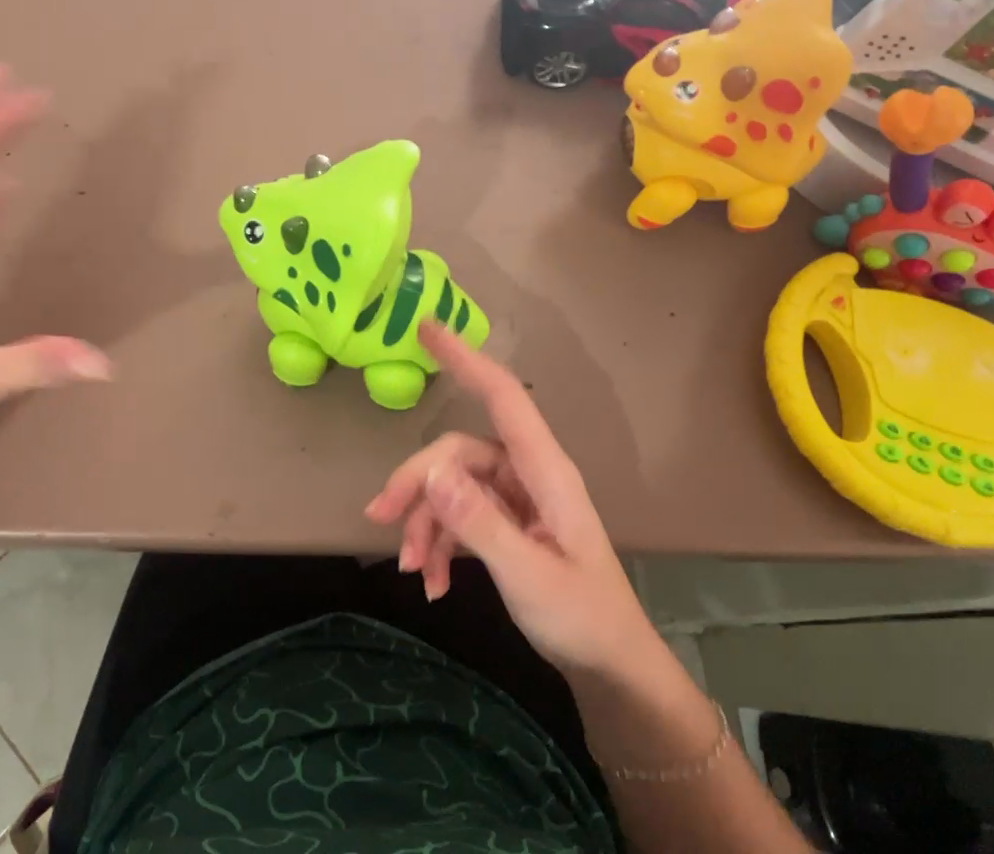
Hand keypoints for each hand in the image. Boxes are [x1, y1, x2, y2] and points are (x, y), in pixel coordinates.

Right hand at [366, 322, 655, 674]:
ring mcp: (515, 502)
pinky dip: (440, 545)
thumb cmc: (583, 618)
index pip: (503, 397)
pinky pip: (459, 518)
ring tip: (415, 572)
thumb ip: (479, 524)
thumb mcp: (528, 575)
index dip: (465, 359)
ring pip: (451, 488)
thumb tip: (431, 471)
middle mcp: (527, 476)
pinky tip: (433, 583)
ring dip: (425, 525)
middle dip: (417, 484)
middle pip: (457, 454)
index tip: (427, 326)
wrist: (611, 667)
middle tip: (381, 521)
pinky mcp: (506, 527)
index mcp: (545, 472)